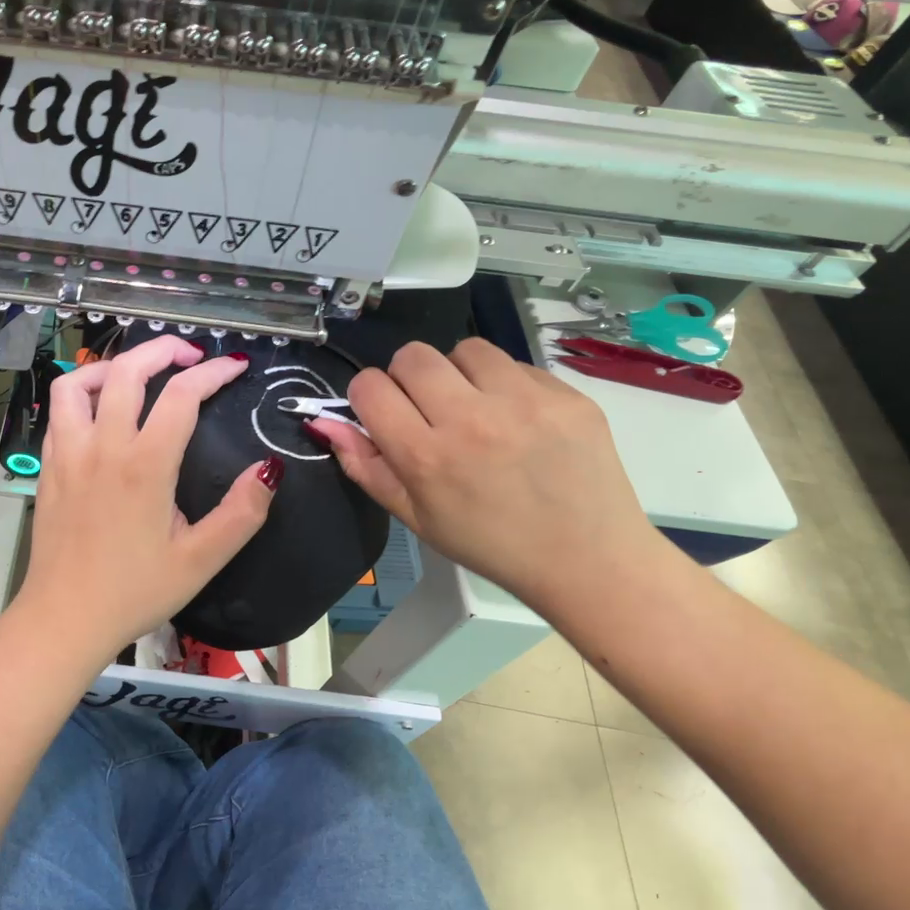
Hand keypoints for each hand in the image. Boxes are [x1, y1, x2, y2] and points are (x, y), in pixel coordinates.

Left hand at [11, 334, 278, 656]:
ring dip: (111, 365)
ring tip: (137, 373)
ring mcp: (68, 454)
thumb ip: (240, 514)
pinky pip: (60, 412)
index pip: (182, 395)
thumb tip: (268, 470)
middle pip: (127, 370)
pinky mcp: (48, 467)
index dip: (213, 372)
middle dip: (162, 348)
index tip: (236, 367)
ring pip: (79, 383)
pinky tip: (102, 412)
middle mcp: (103, 447)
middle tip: (190, 353)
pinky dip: (83, 394)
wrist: (65, 618)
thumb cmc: (135, 593)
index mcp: (144, 466)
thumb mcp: (201, 562)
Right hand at [309, 339, 673, 604]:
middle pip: (412, 356)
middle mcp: (470, 420)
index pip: (369, 386)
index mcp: (426, 457)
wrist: (588, 559)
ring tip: (476, 407)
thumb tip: (321, 420)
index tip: (385, 414)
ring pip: (465, 350)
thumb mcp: (415, 516)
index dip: (368, 397)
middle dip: (407, 377)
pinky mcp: (565, 395)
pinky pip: (516, 365)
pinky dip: (506, 385)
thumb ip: (364, 465)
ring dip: (458, 373)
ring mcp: (524, 403)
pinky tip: (519, 421)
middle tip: (428, 408)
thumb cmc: (489, 544)